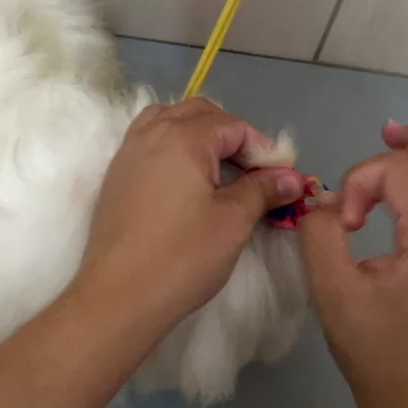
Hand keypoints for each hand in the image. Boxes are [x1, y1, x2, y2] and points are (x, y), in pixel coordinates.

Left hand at [74, 98, 307, 331]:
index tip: (278, 179)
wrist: (119, 294)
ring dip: (197, 132)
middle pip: (199, 112)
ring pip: (169, 118)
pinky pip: (149, 137)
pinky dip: (172, 143)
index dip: (261, 148)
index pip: (233, 125)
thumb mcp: (233, 221)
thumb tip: (290, 177)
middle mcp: (153, 132)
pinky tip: (184, 178)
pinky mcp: (117, 172)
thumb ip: (262, 190)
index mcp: (183, 136)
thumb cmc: (182, 255)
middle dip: (230, 134)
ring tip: (217, 167)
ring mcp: (129, 150)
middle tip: (252, 171)